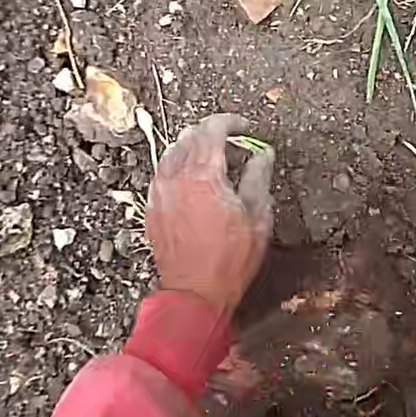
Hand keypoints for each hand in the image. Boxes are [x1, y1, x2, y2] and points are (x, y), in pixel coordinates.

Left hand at [145, 114, 273, 313]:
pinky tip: (194, 179)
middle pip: (190, 136)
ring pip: (172, 152)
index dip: (231, 122)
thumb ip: (259, 176)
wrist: (194, 294)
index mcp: (204, 176)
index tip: (246, 128)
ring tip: (214, 160)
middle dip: (213, 133)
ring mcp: (160, 193)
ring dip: (194, 147)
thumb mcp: (258, 215)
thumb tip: (263, 153)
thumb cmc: (230, 259)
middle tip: (234, 144)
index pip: (212, 129)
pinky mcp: (152, 209)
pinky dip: (179, 166)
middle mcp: (176, 178)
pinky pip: (162, 173)